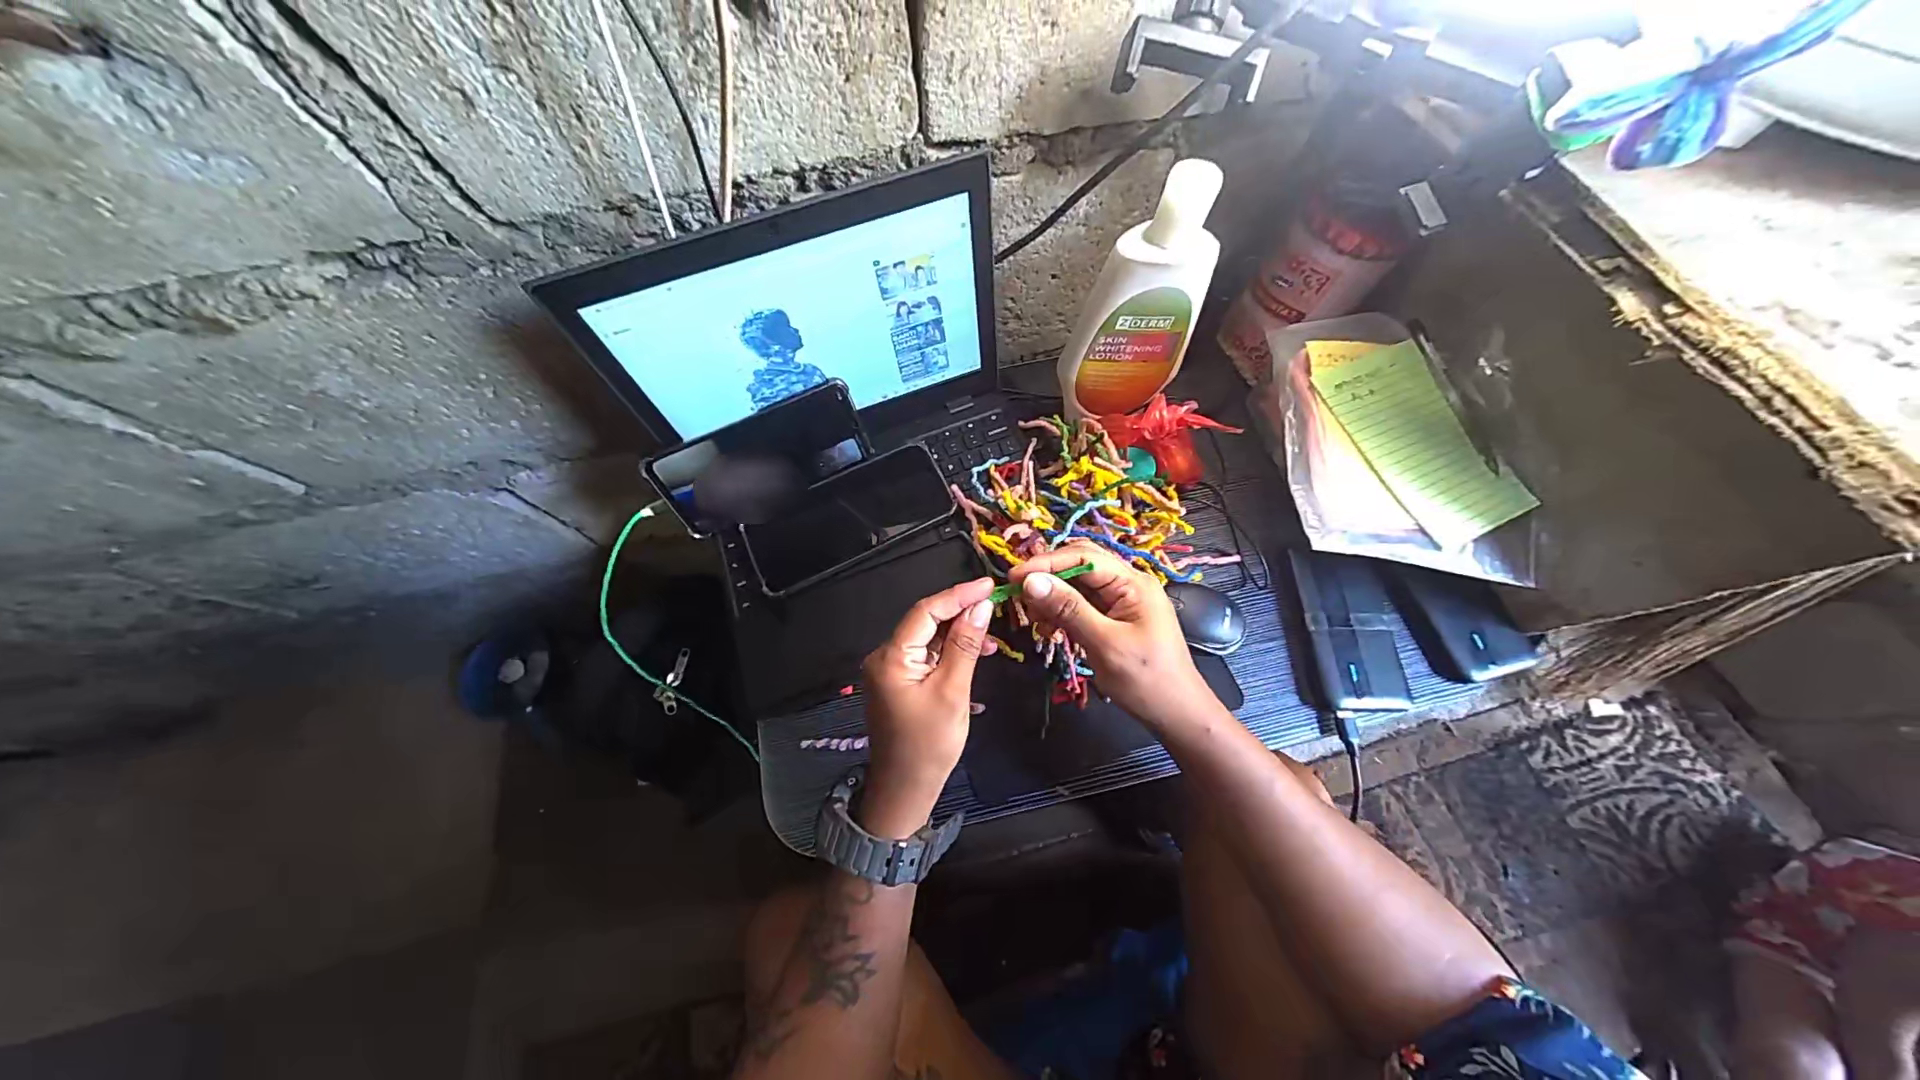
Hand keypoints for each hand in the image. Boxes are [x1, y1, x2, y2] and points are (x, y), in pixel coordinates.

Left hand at [858, 577, 995, 837]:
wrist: (904, 789)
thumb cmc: (929, 746)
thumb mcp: (953, 691)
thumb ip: (964, 645)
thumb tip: (980, 606)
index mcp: (890, 656)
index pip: (925, 611)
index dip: (958, 594)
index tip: (989, 585)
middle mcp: (884, 656)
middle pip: (925, 620)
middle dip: (960, 611)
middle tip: (994, 606)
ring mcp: (889, 669)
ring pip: (927, 637)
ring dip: (958, 632)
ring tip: (990, 637)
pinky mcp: (898, 680)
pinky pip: (925, 654)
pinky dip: (949, 650)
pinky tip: (973, 653)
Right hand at [1008, 543, 1218, 732]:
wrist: (1176, 713)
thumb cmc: (1146, 680)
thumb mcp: (1104, 643)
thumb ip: (1068, 608)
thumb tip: (1031, 581)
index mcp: (1133, 583)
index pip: (1082, 557)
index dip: (1045, 563)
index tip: (1014, 579)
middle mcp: (1127, 584)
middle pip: (1079, 563)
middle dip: (1048, 576)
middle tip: (1020, 596)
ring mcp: (1121, 600)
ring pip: (1077, 584)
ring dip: (1052, 596)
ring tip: (1037, 620)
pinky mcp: (1114, 617)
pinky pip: (1081, 604)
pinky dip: (1062, 612)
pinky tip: (1051, 628)